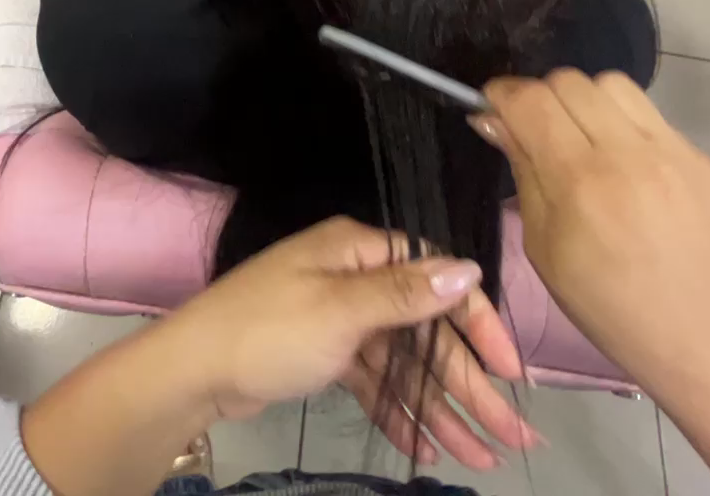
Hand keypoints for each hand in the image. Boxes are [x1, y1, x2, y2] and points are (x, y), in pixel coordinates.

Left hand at [158, 216, 537, 468]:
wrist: (195, 368)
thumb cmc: (269, 329)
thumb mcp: (340, 309)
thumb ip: (404, 293)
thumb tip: (467, 265)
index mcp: (355, 251)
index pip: (432, 275)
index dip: (474, 321)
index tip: (509, 371)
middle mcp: (350, 276)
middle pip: (421, 327)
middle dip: (466, 382)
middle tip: (513, 439)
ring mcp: (336, 316)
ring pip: (400, 359)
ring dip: (439, 406)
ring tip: (482, 459)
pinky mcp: (322, 351)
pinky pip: (372, 379)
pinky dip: (397, 409)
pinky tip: (427, 448)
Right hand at [473, 71, 709, 393]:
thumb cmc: (614, 311)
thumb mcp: (544, 250)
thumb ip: (522, 173)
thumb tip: (494, 120)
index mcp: (582, 183)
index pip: (529, 100)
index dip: (501, 94)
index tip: (491, 107)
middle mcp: (632, 155)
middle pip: (569, 81)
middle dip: (540, 96)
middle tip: (537, 129)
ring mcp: (680, 155)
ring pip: (614, 85)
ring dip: (585, 102)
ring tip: (585, 140)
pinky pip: (655, 121)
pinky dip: (628, 130)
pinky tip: (633, 173)